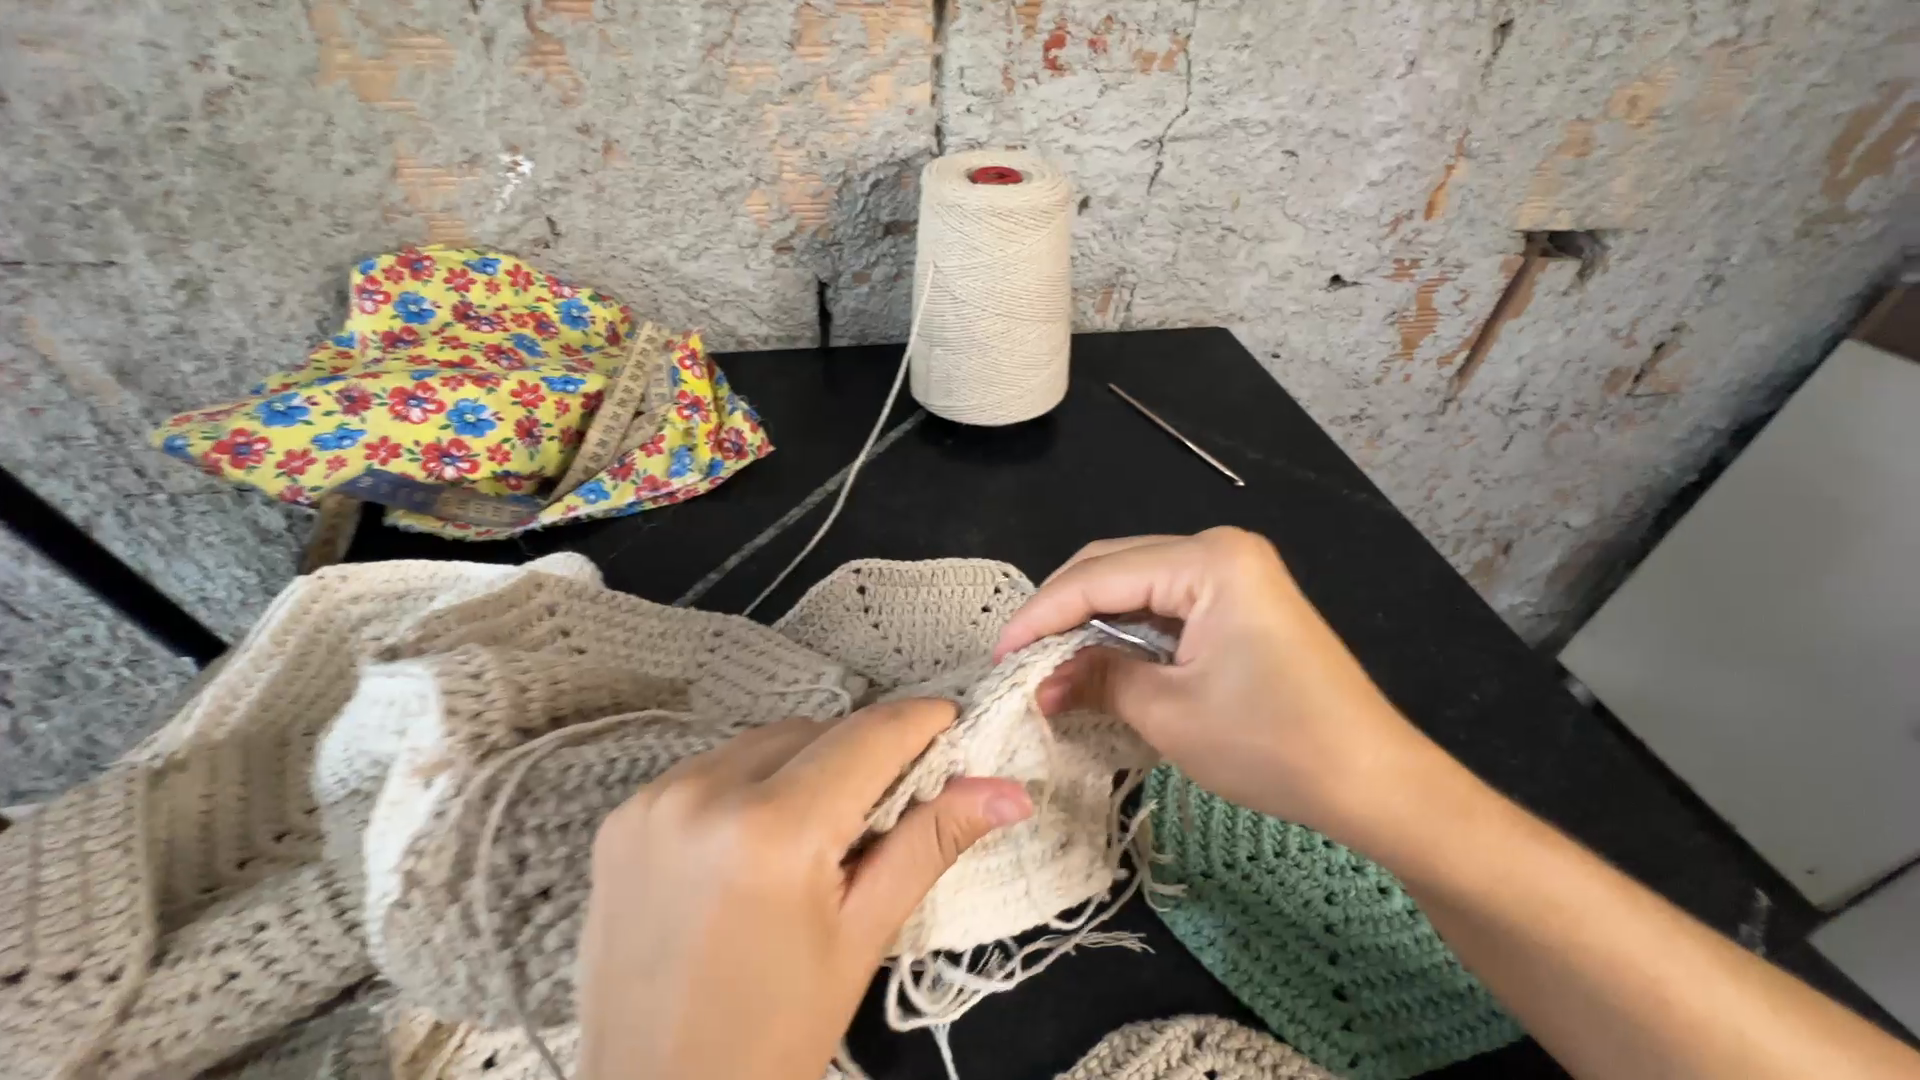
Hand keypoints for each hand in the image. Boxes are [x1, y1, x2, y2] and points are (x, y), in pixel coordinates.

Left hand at [576, 700, 1032, 1079]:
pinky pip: (711, 768)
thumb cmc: (774, 1034)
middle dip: (862, 755)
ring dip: (805, 765)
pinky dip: (750, 784)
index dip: (920, 721)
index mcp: (774, 831)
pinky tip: (756, 840)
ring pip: (762, 743)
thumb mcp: (863, 937)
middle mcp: (705, 794)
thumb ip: (932, 843)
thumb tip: (1010, 792)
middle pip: (815, 732)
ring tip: (818, 833)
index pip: (868, 736)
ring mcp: (653, 801)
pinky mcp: (622, 816)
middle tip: (886, 807)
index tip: (953, 724)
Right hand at [996, 528, 1435, 837]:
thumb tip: (1043, 682)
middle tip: (1019, 658)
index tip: (999, 654)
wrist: (1375, 782)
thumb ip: (1098, 680)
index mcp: (1209, 560)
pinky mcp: (1239, 604)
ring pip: (1135, 586)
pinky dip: (1126, 634)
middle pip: (1114, 567)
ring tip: (1049, 665)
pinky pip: (1164, 607)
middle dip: (1061, 612)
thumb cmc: (1274, 745)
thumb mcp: (1170, 713)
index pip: (1099, 576)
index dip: (1040, 615)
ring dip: (1090, 624)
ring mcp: (1234, 575)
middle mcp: (1220, 551)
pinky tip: (1097, 662)